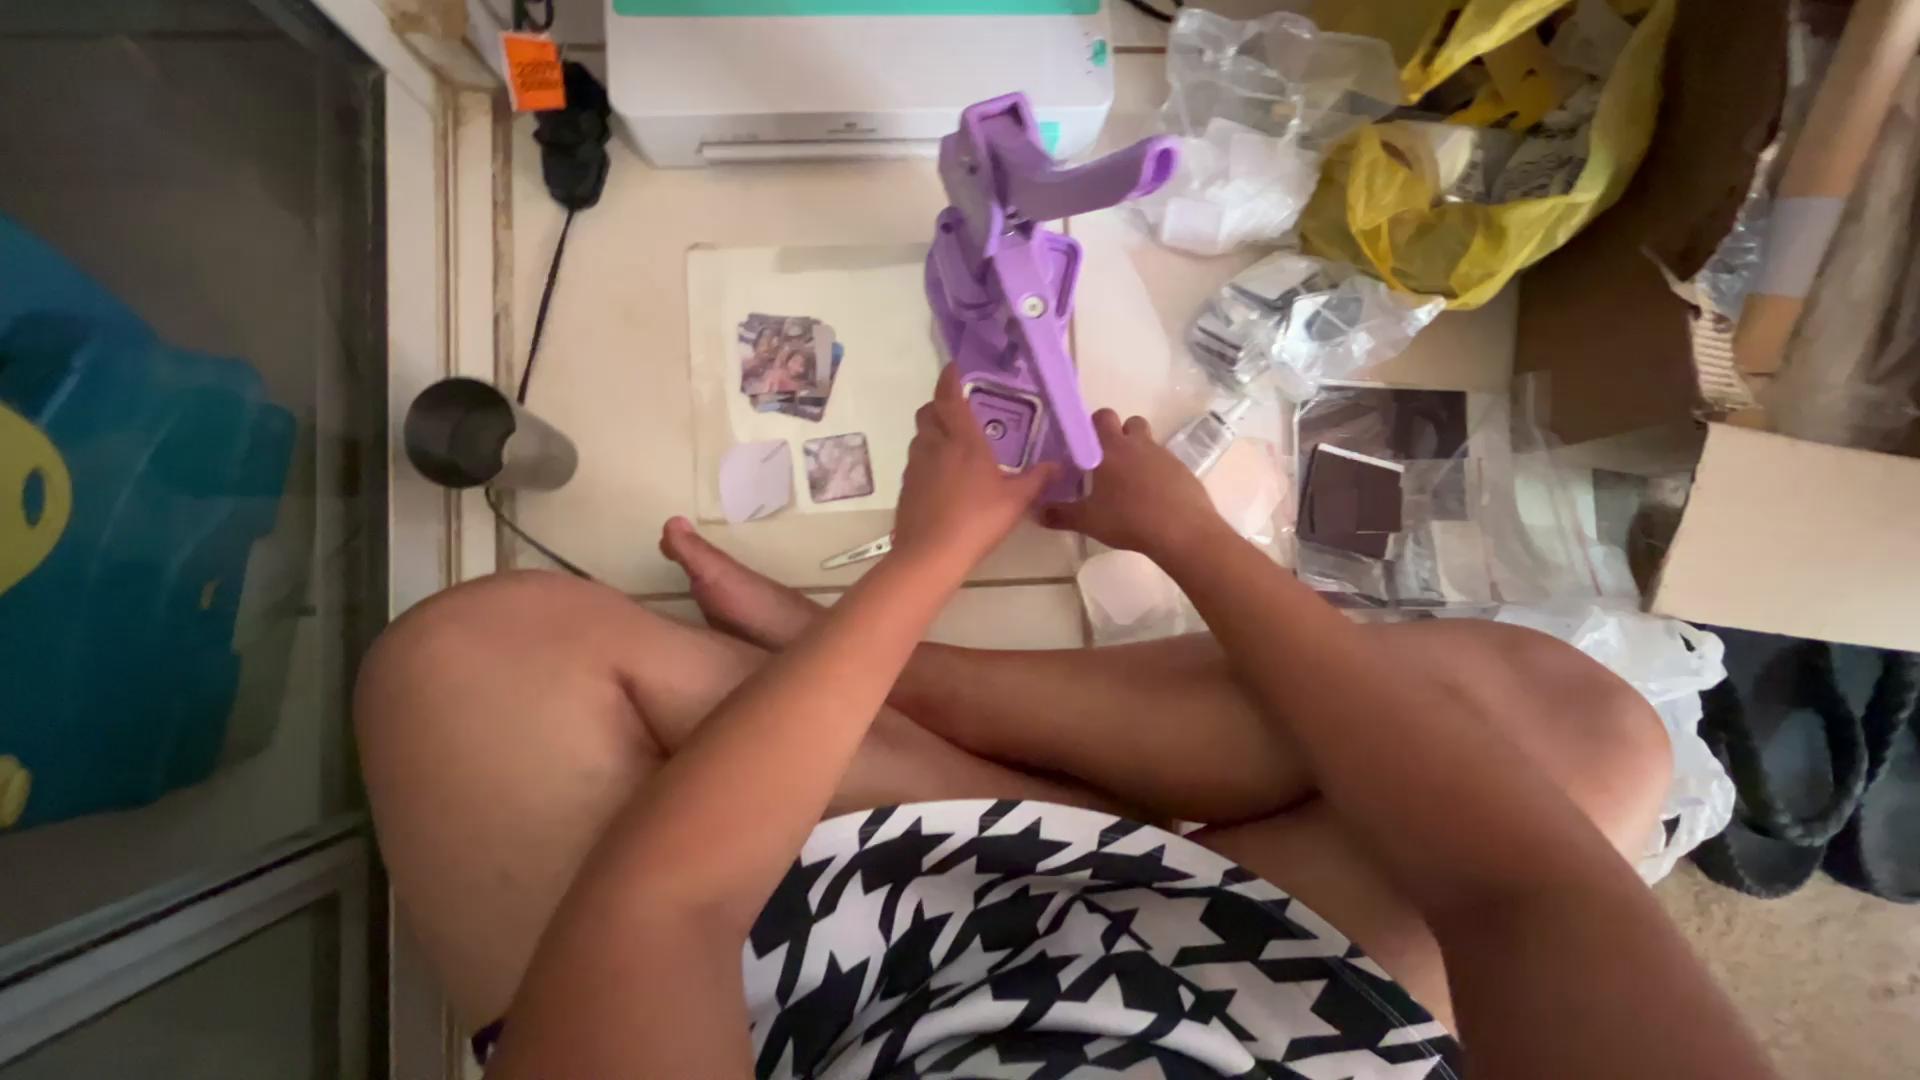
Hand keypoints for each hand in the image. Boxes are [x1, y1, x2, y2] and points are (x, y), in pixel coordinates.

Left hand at [892, 366, 1057, 569]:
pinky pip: (915, 462)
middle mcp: (934, 446)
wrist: (930, 554)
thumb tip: (1058, 465)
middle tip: (957, 409)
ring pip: (919, 436)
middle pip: (927, 412)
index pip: (950, 398)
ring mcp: (915, 466)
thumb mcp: (1016, 501)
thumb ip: (1037, 479)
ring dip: (932, 431)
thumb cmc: (976, 521)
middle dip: (939, 404)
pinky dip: (927, 458)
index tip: (953, 367)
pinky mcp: (906, 487)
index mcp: (962, 441)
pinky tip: (942, 477)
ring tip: (952, 443)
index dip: (950, 379)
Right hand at [1040, 410, 1224, 559]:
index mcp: (1110, 449)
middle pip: (1128, 422)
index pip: (1100, 418)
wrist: (1182, 530)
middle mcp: (1137, 444)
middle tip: (1107, 462)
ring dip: (1138, 452)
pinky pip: (1165, 462)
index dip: (1091, 427)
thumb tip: (1036, 512)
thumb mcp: (1088, 521)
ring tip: (1129, 482)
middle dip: (1117, 434)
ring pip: (1148, 441)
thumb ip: (1060, 514)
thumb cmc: (1128, 519)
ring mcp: (1163, 454)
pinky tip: (1152, 497)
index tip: (1084, 448)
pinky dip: (1156, 472)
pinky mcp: (1182, 469)